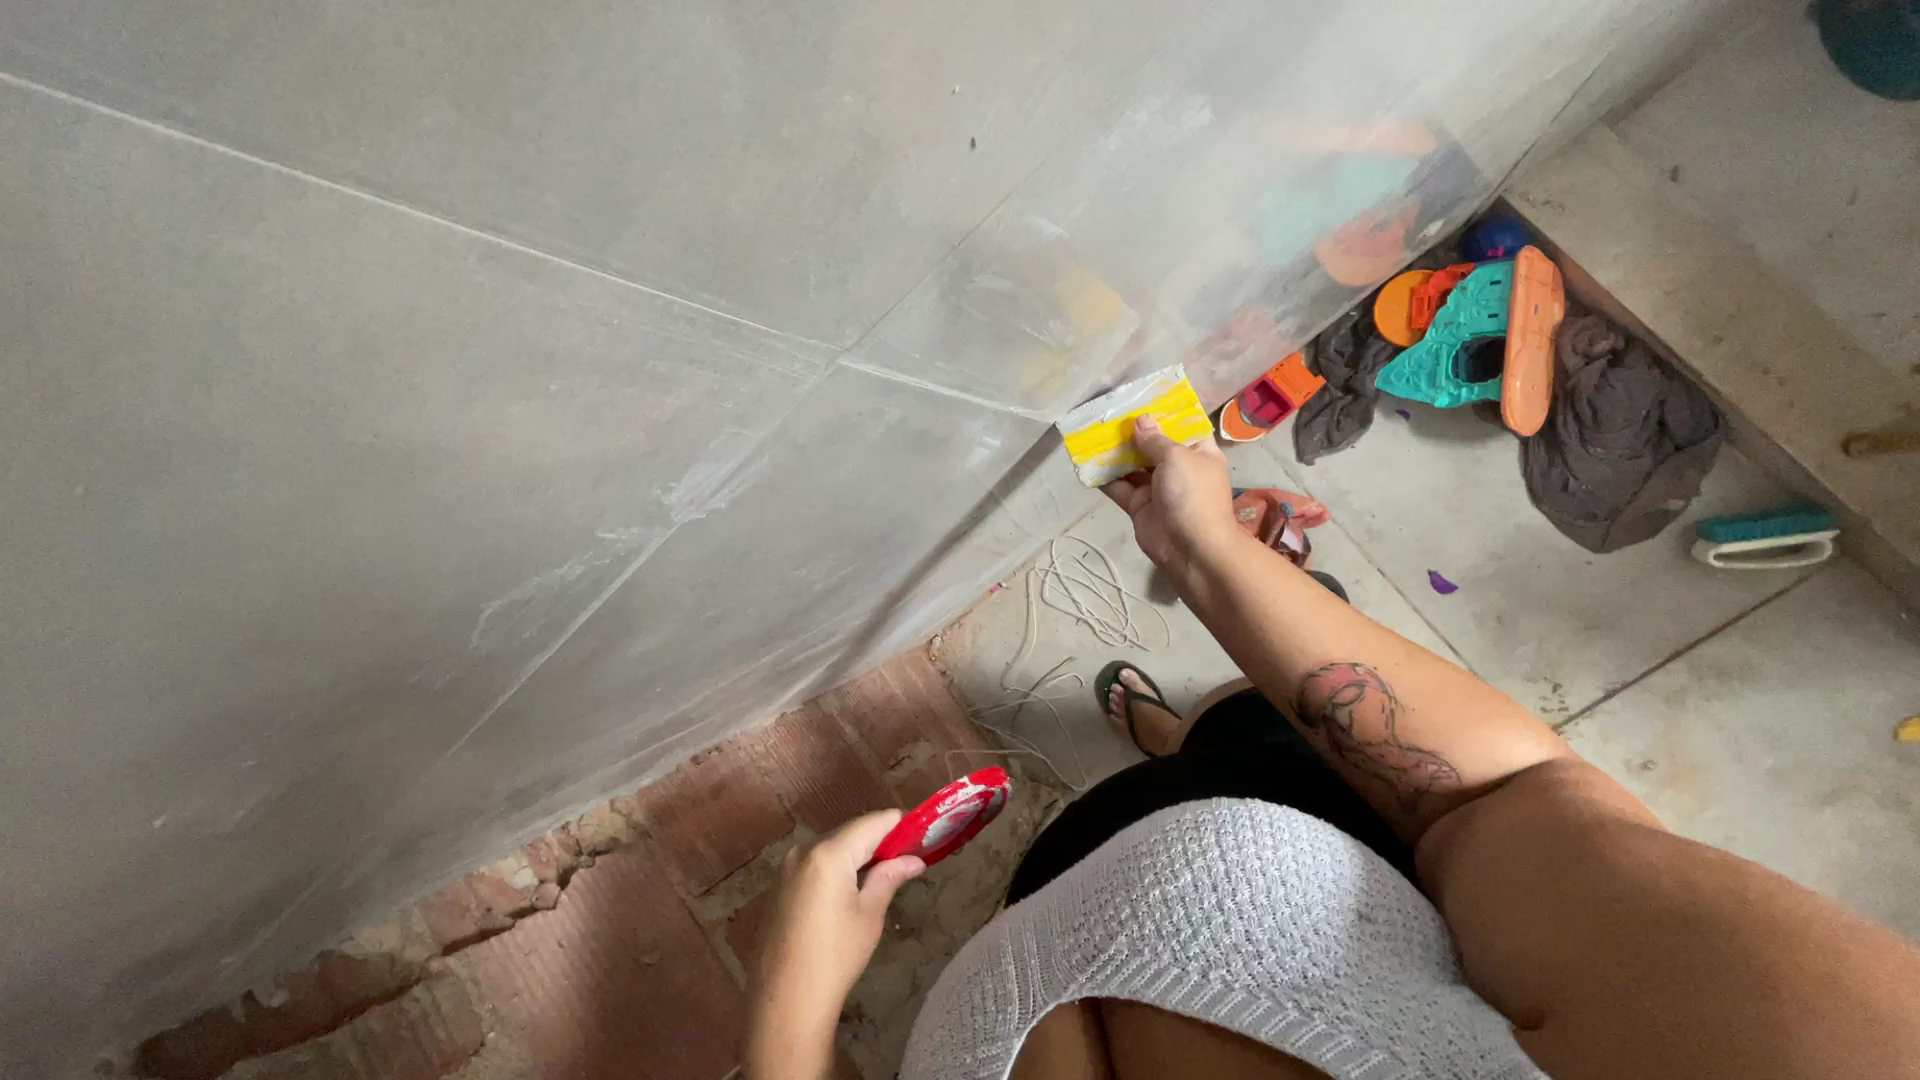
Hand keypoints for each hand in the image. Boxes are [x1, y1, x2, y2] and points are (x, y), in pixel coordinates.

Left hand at [746, 810, 925, 1079]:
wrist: (785, 1002)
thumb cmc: (835, 957)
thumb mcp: (870, 915)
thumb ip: (890, 877)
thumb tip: (914, 860)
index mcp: (828, 853)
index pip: (872, 822)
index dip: (898, 824)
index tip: (920, 832)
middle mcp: (803, 850)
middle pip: (850, 831)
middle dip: (878, 839)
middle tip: (907, 855)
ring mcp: (787, 868)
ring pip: (831, 846)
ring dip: (857, 853)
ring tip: (883, 871)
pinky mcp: (779, 886)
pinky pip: (815, 863)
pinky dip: (837, 866)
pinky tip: (851, 888)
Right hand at [1100, 414, 1239, 569]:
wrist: (1191, 549)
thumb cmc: (1192, 495)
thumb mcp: (1178, 457)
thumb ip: (1156, 439)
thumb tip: (1140, 421)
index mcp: (1199, 453)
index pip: (1183, 427)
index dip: (1164, 413)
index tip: (1143, 399)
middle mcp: (1179, 468)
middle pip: (1153, 445)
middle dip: (1133, 432)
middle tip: (1109, 414)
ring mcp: (1158, 489)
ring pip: (1133, 465)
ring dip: (1115, 452)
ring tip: (1093, 433)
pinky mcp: (1139, 506)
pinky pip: (1119, 488)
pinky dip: (1104, 478)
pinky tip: (1086, 463)